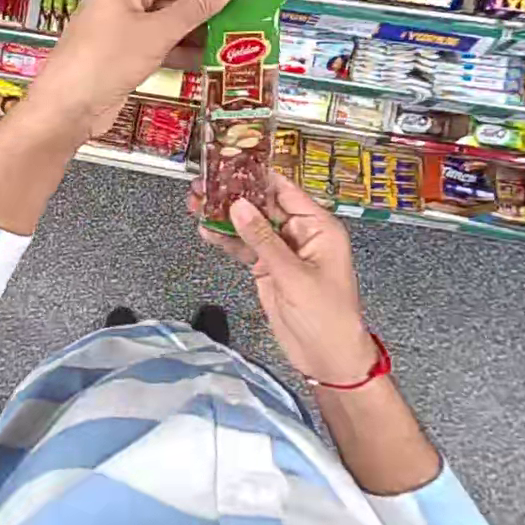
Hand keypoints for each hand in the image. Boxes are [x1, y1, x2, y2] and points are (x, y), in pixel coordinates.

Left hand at [26, 0, 241, 137]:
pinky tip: (208, 61)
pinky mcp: (125, 55)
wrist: (68, 109)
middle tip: (245, 22)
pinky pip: (161, 47)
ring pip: (169, 27)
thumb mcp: (157, 31)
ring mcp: (123, 29)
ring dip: (198, 37)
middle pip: (174, 1)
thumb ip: (198, 7)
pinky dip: (181, 53)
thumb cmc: (104, 61)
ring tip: (234, 43)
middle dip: (207, 15)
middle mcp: (122, 0)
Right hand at [190, 172, 378, 386]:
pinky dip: (225, 239)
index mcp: (317, 227)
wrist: (329, 361)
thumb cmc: (327, 316)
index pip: (284, 191)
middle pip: (262, 205)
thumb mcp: (294, 275)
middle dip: (233, 195)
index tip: (230, 164)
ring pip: (248, 225)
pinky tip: (206, 230)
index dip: (257, 177)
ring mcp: (281, 251)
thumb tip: (238, 206)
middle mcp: (299, 233)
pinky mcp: (267, 269)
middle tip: (203, 184)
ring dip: (223, 216)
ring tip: (195, 202)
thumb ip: (263, 240)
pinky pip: (243, 247)